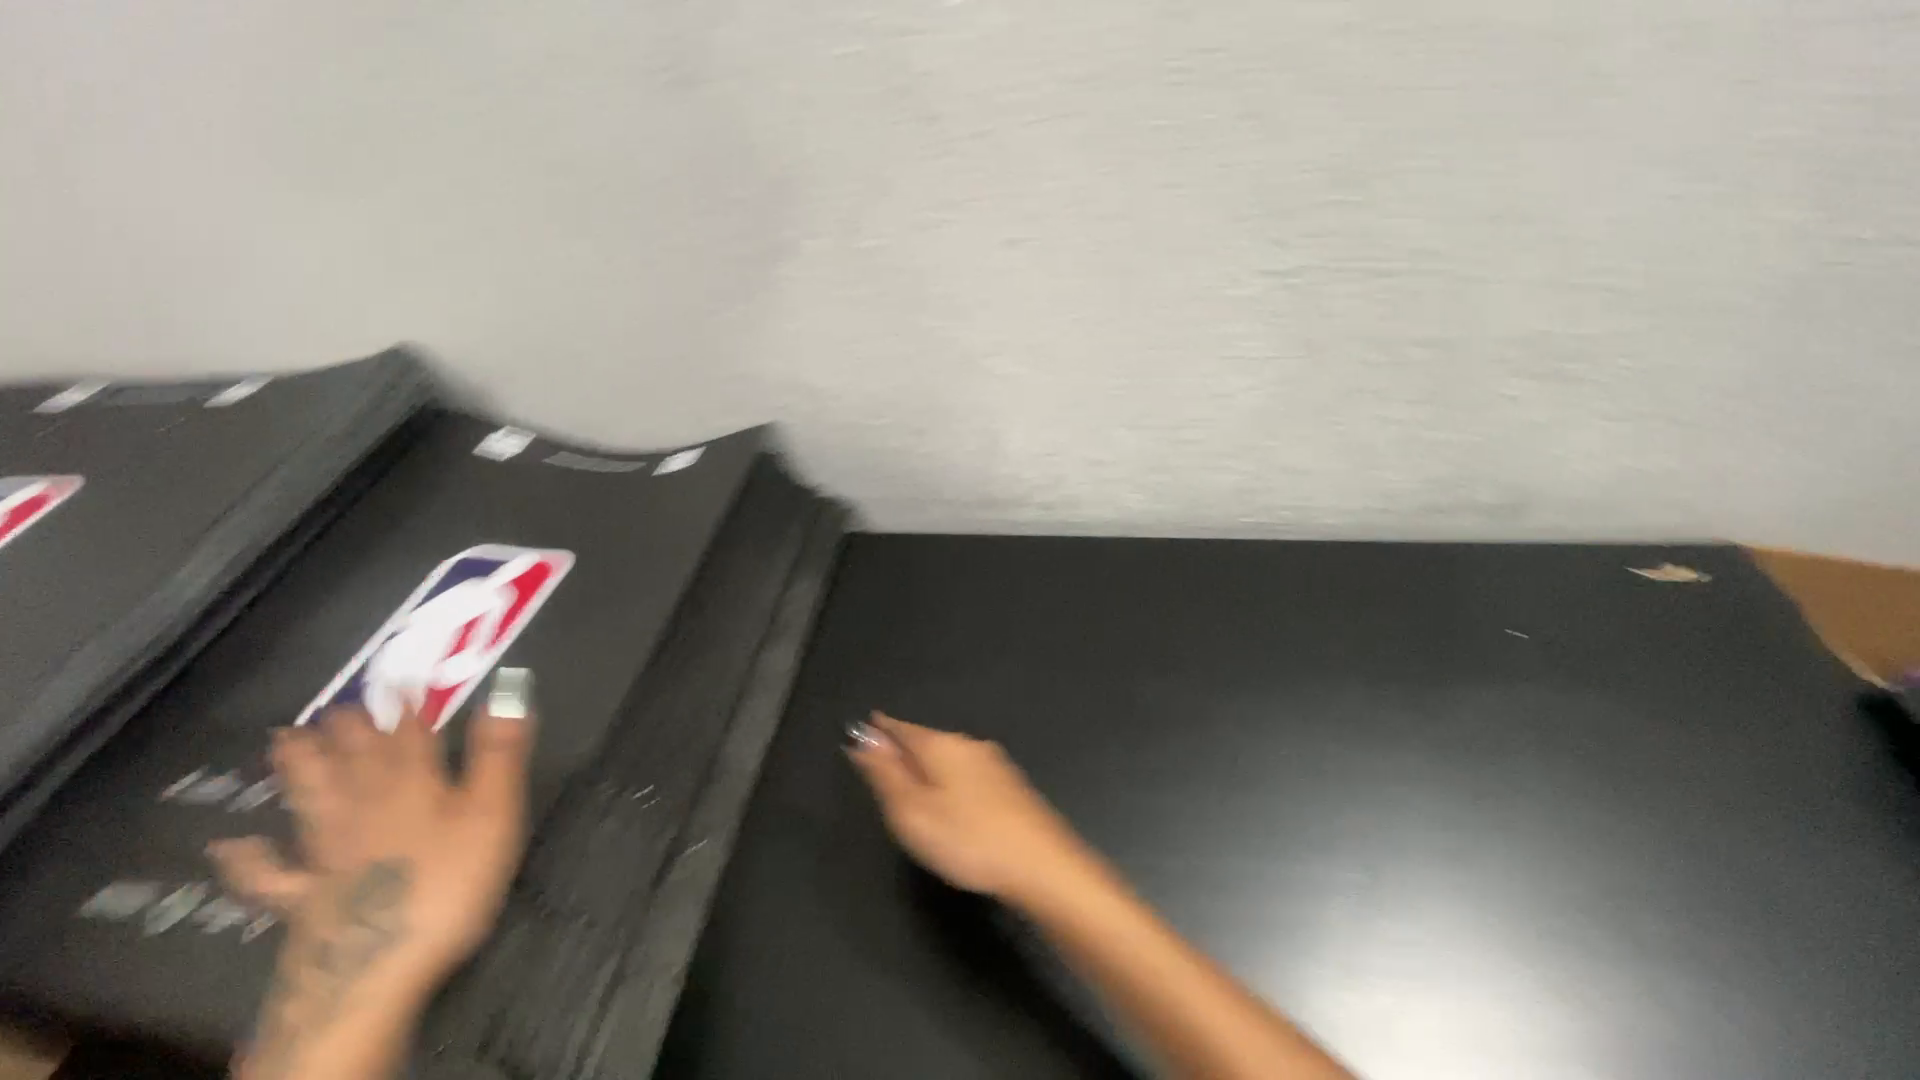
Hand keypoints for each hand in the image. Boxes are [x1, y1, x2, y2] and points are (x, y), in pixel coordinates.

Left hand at [208, 671, 536, 1000]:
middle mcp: (364, 806)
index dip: (406, 704)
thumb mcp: (493, 812)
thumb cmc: (449, 882)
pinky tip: (228, 847)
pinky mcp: (302, 896)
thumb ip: (500, 752)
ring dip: (298, 768)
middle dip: (348, 729)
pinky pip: (269, 873)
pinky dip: (248, 859)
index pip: (409, 732)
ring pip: (311, 797)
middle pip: (354, 758)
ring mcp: (327, 851)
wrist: (374, 964)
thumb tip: (510, 689)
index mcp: (413, 783)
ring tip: (284, 739)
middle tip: (337, 705)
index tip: (399, 678)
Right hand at [846, 711, 1096, 902]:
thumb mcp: (912, 813)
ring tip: (915, 803)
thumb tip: (863, 740)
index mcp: (942, 746)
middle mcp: (970, 745)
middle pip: (926, 743)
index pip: (900, 728)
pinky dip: (953, 789)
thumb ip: (885, 774)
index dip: (878, 733)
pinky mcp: (1013, 788)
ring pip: (949, 762)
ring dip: (929, 775)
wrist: (1042, 867)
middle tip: (882, 780)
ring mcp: (996, 765)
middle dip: (904, 756)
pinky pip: (969, 778)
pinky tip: (953, 815)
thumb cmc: (968, 841)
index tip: (859, 737)